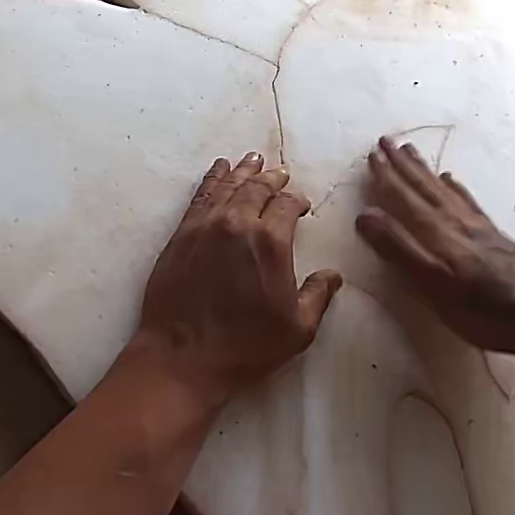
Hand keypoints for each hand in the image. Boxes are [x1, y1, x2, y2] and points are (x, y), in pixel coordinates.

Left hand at [130, 152, 342, 410]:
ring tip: (252, 159)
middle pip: (257, 188)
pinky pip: (200, 196)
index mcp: (270, 242)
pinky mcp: (181, 233)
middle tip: (280, 172)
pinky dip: (212, 179)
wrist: (183, 354)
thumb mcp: (296, 329)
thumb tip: (333, 275)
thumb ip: (318, 295)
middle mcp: (237, 224)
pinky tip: (218, 169)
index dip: (297, 200)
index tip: (301, 204)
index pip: (286, 205)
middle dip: (271, 178)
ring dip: (243, 171)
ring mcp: (205, 225)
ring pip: (228, 186)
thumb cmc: (245, 346)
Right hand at [355, 137, 514, 364]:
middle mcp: (456, 222)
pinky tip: (451, 179)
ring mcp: (478, 227)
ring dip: (423, 170)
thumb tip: (365, 215)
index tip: (372, 154)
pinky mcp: (495, 237)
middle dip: (402, 164)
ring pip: (444, 189)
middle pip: (424, 187)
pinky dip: (455, 187)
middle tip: (386, 140)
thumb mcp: (431, 285)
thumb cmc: (482, 311)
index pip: (404, 198)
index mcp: (437, 233)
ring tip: (410, 150)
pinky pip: (467, 201)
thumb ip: (398, 248)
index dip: (386, 177)